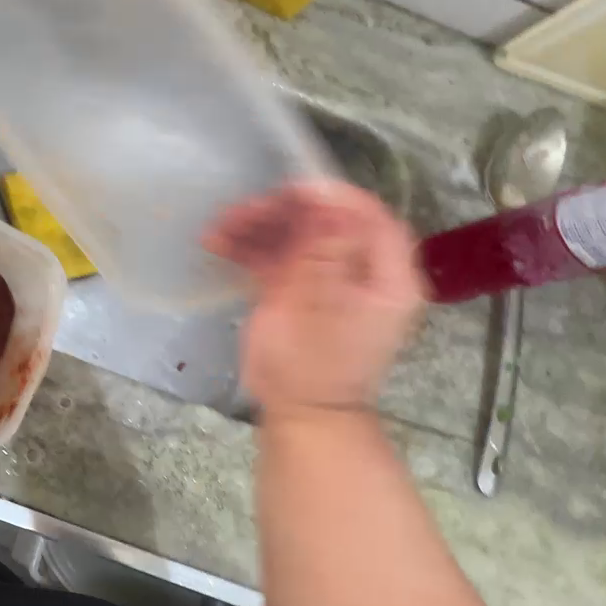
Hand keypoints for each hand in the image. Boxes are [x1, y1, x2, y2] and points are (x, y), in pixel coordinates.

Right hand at [204, 181, 423, 423]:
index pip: (369, 219)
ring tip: (218, 228)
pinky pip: (280, 260)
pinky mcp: (299, 294)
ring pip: (299, 240)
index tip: (288, 190)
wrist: (301, 416)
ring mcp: (328, 283)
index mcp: (386, 277)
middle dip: (283, 213)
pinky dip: (253, 250)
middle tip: (240, 211)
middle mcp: (361, 273)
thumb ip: (323, 252)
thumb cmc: (310, 366)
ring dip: (260, 229)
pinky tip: (220, 244)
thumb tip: (326, 202)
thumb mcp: (316, 307)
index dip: (331, 198)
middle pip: (328, 225)